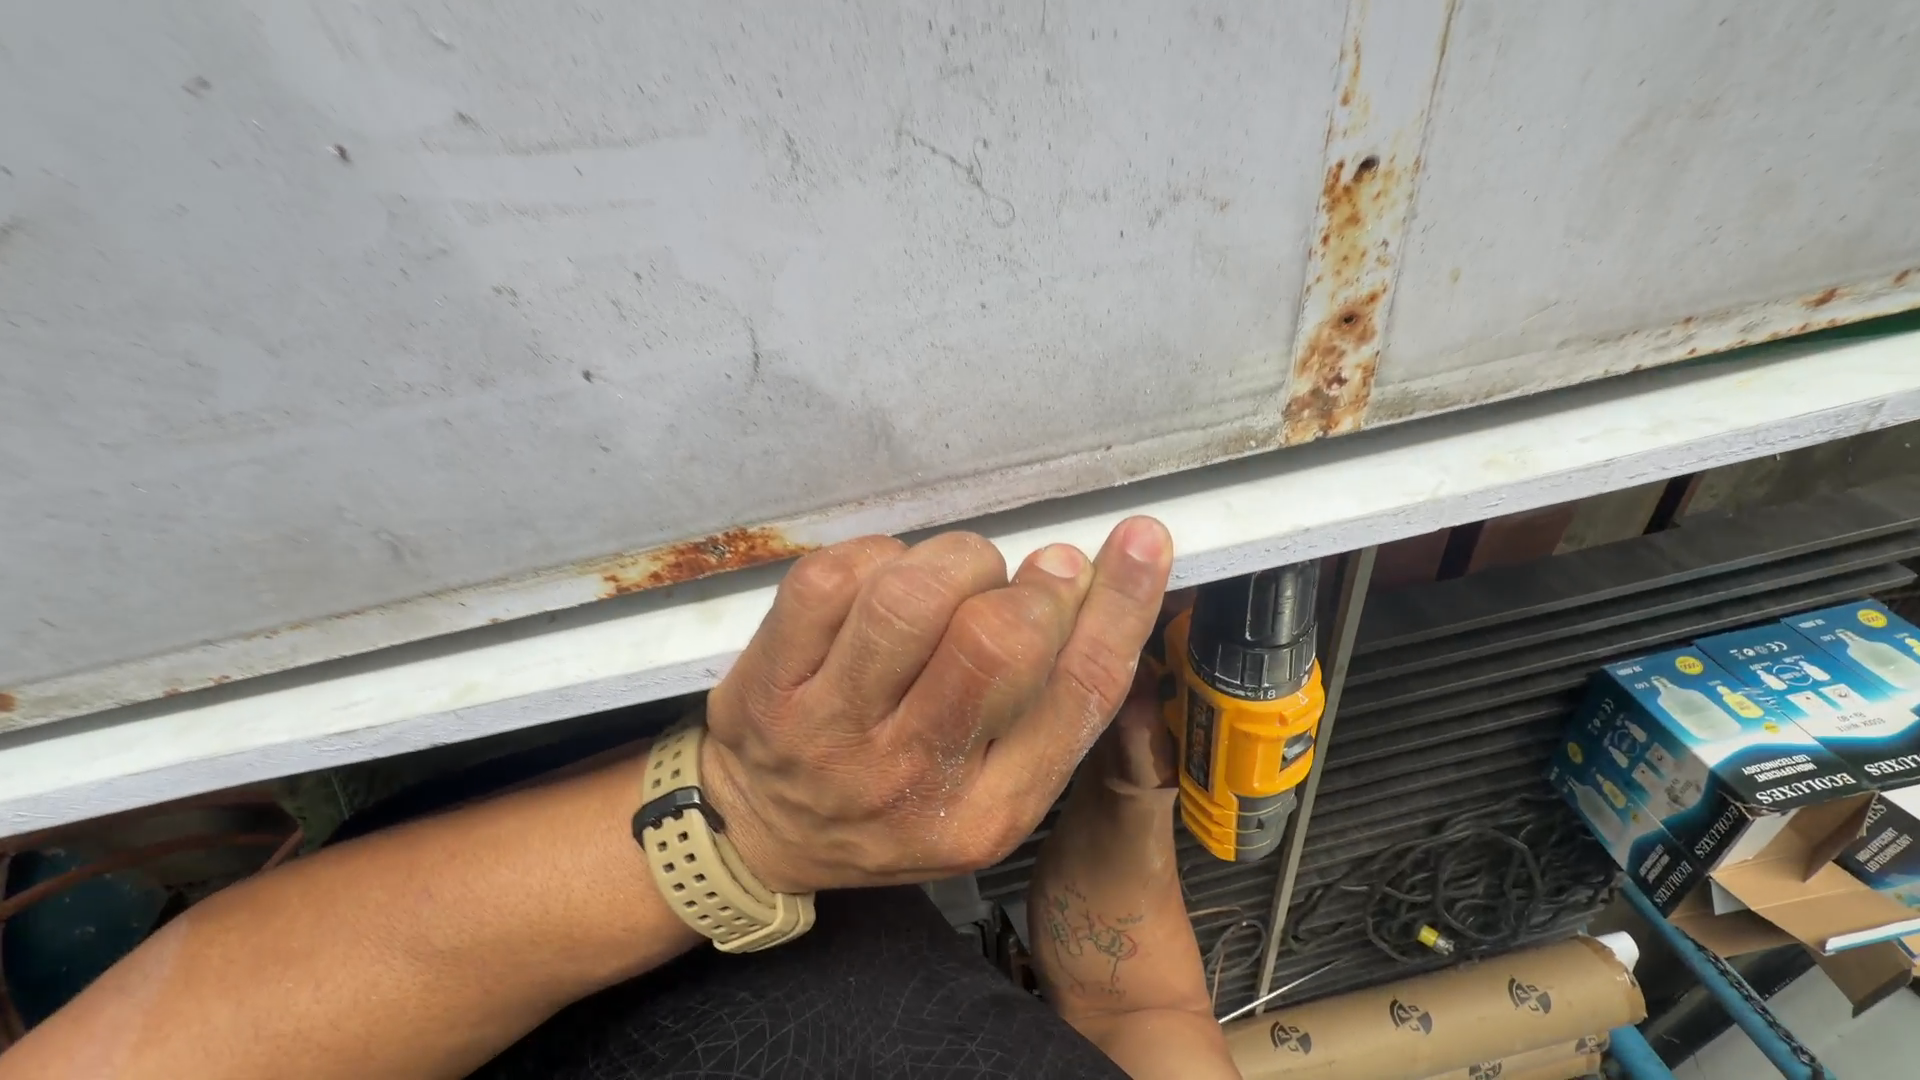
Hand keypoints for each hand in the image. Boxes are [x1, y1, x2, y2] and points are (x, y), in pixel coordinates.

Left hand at [700, 517, 1173, 893]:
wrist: (764, 831)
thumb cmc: (897, 800)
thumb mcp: (988, 792)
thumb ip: (1044, 707)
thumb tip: (1086, 584)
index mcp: (990, 813)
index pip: (1076, 696)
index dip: (1119, 606)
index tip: (1141, 541)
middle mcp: (913, 779)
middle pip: (996, 642)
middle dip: (1026, 586)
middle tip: (1020, 580)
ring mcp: (830, 733)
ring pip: (910, 598)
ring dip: (952, 561)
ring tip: (951, 580)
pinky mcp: (769, 686)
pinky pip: (834, 578)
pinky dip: (877, 554)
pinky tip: (884, 579)